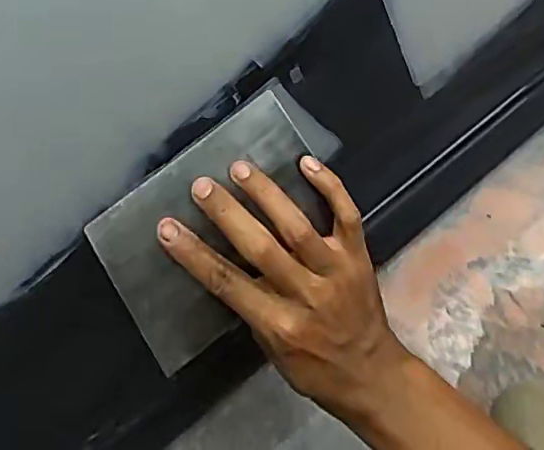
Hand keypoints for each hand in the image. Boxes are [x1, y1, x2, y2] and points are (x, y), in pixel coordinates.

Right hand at [158, 156, 403, 412]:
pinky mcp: (358, 256)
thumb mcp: (272, 349)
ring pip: (299, 228)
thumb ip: (249, 305)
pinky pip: (346, 216)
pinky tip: (306, 162)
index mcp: (281, 324)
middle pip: (262, 250)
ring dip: (267, 195)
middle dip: (228, 215)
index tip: (167, 227)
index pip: (228, 283)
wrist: (377, 380)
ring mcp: (336, 272)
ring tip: (240, 168)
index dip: (193, 254)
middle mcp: (308, 296)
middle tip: (201, 186)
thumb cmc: (315, 366)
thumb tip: (215, 260)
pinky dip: (329, 187)